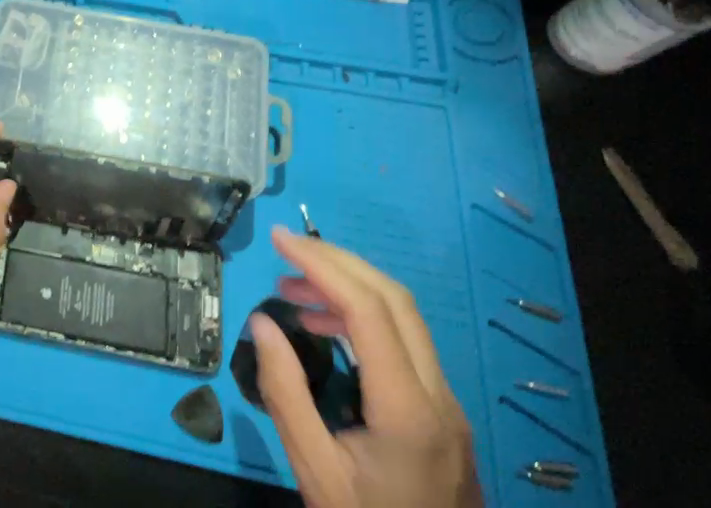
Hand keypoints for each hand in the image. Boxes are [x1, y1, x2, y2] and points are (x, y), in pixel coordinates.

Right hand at [252, 226, 482, 507]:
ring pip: (407, 318)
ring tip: (293, 291)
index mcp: (406, 409)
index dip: (322, 265)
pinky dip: (365, 318)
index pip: (368, 310)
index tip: (280, 241)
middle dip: (338, 263)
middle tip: (285, 252)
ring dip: (351, 288)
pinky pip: (406, 343)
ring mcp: (447, 403)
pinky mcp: (443, 412)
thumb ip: (286, 393)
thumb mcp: (313, 469)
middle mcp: (437, 395)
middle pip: (396, 301)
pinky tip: (325, 327)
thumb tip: (263, 322)